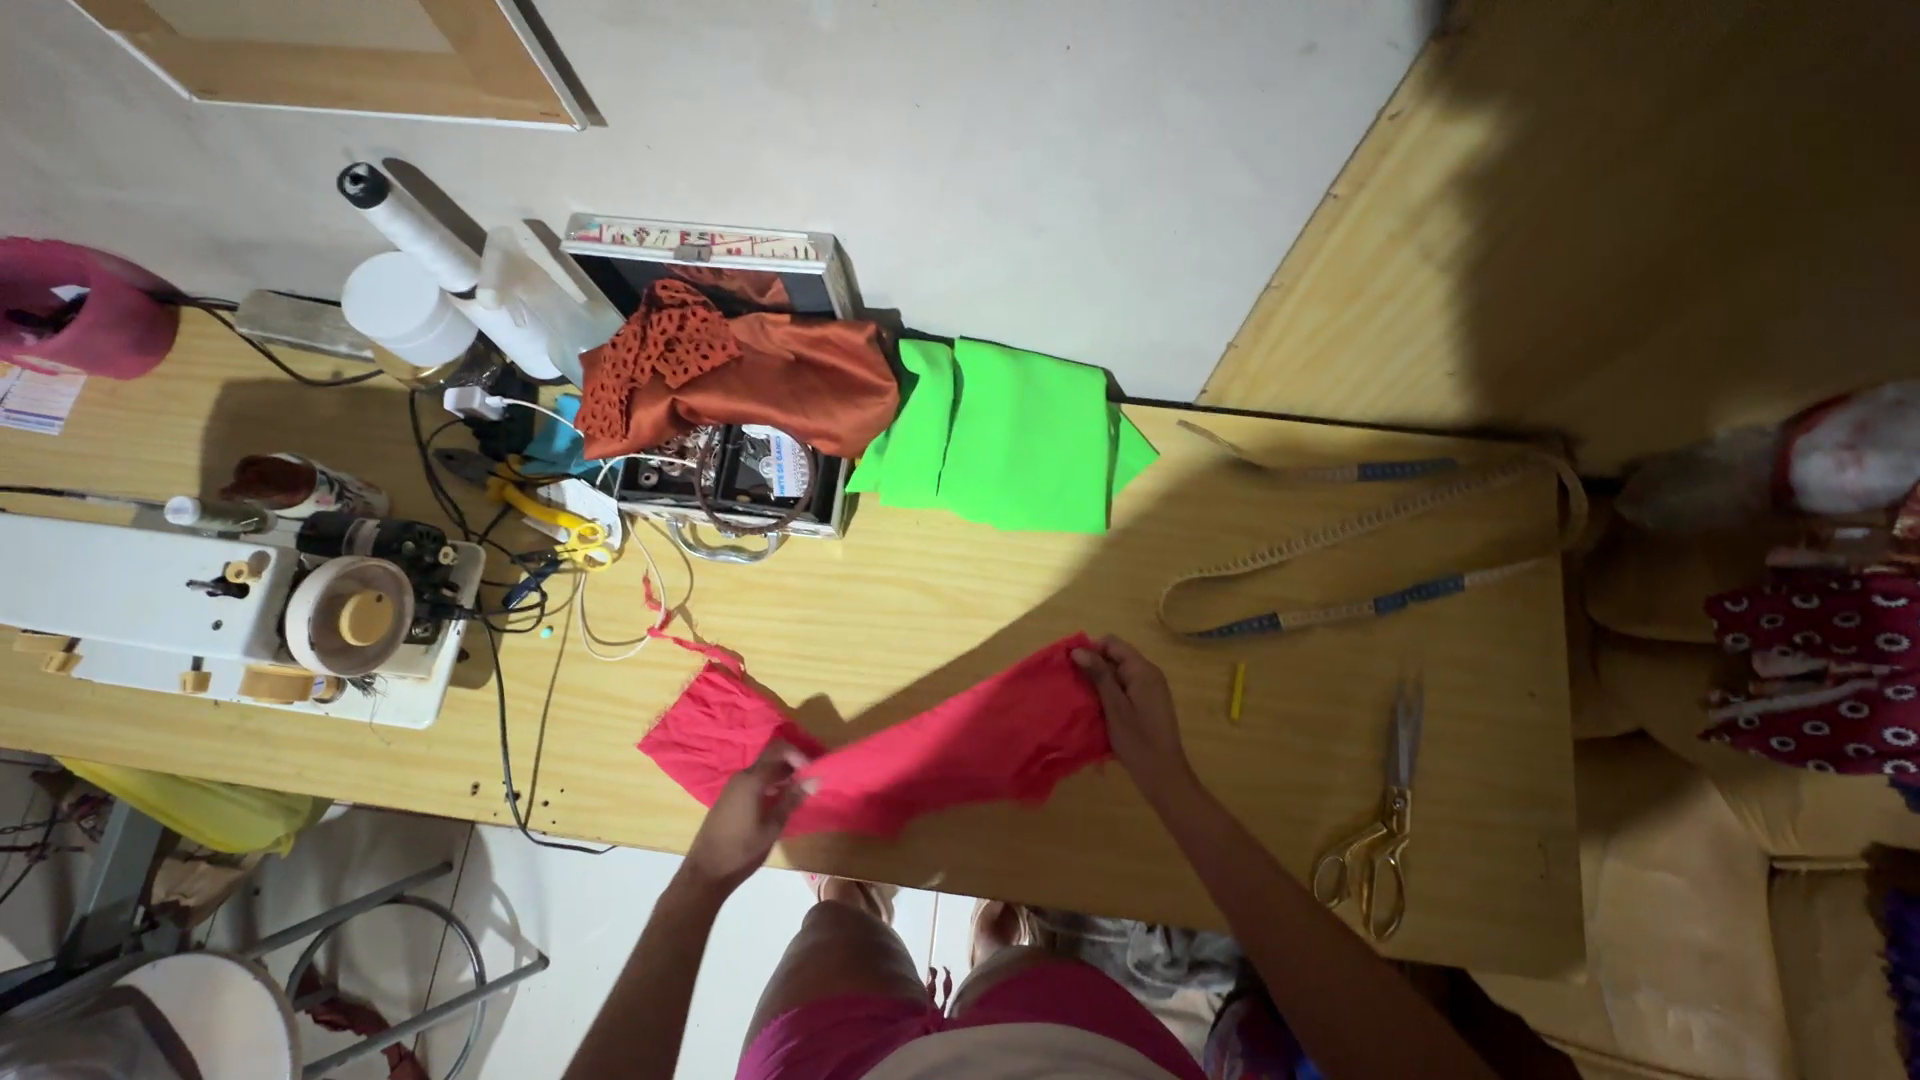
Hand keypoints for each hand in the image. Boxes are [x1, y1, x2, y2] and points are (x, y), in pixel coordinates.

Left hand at [679, 740, 814, 898]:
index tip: (812, 771)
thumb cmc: (742, 850)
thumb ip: (793, 799)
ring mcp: (733, 787)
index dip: (799, 755)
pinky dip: (770, 784)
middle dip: (792, 764)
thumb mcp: (773, 826)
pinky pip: (754, 781)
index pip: (779, 750)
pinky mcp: (730, 798)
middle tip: (809, 780)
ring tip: (798, 792)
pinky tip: (779, 802)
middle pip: (771, 757)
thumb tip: (816, 778)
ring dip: (782, 776)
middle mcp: (741, 776)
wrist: (706, 871)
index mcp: (752, 779)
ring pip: (762, 770)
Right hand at [1072, 635, 1193, 788]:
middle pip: (1116, 656)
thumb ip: (1098, 675)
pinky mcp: (1148, 703)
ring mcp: (1150, 689)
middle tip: (1074, 684)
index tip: (1072, 667)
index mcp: (1143, 670)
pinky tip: (1098, 708)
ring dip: (1100, 681)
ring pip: (1119, 673)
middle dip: (1094, 666)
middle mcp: (1149, 674)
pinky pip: (1125, 687)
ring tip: (1082, 697)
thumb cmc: (1137, 740)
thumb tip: (1078, 650)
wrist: (1163, 773)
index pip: (1112, 643)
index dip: (1091, 649)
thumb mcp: (1114, 706)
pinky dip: (1110, 693)